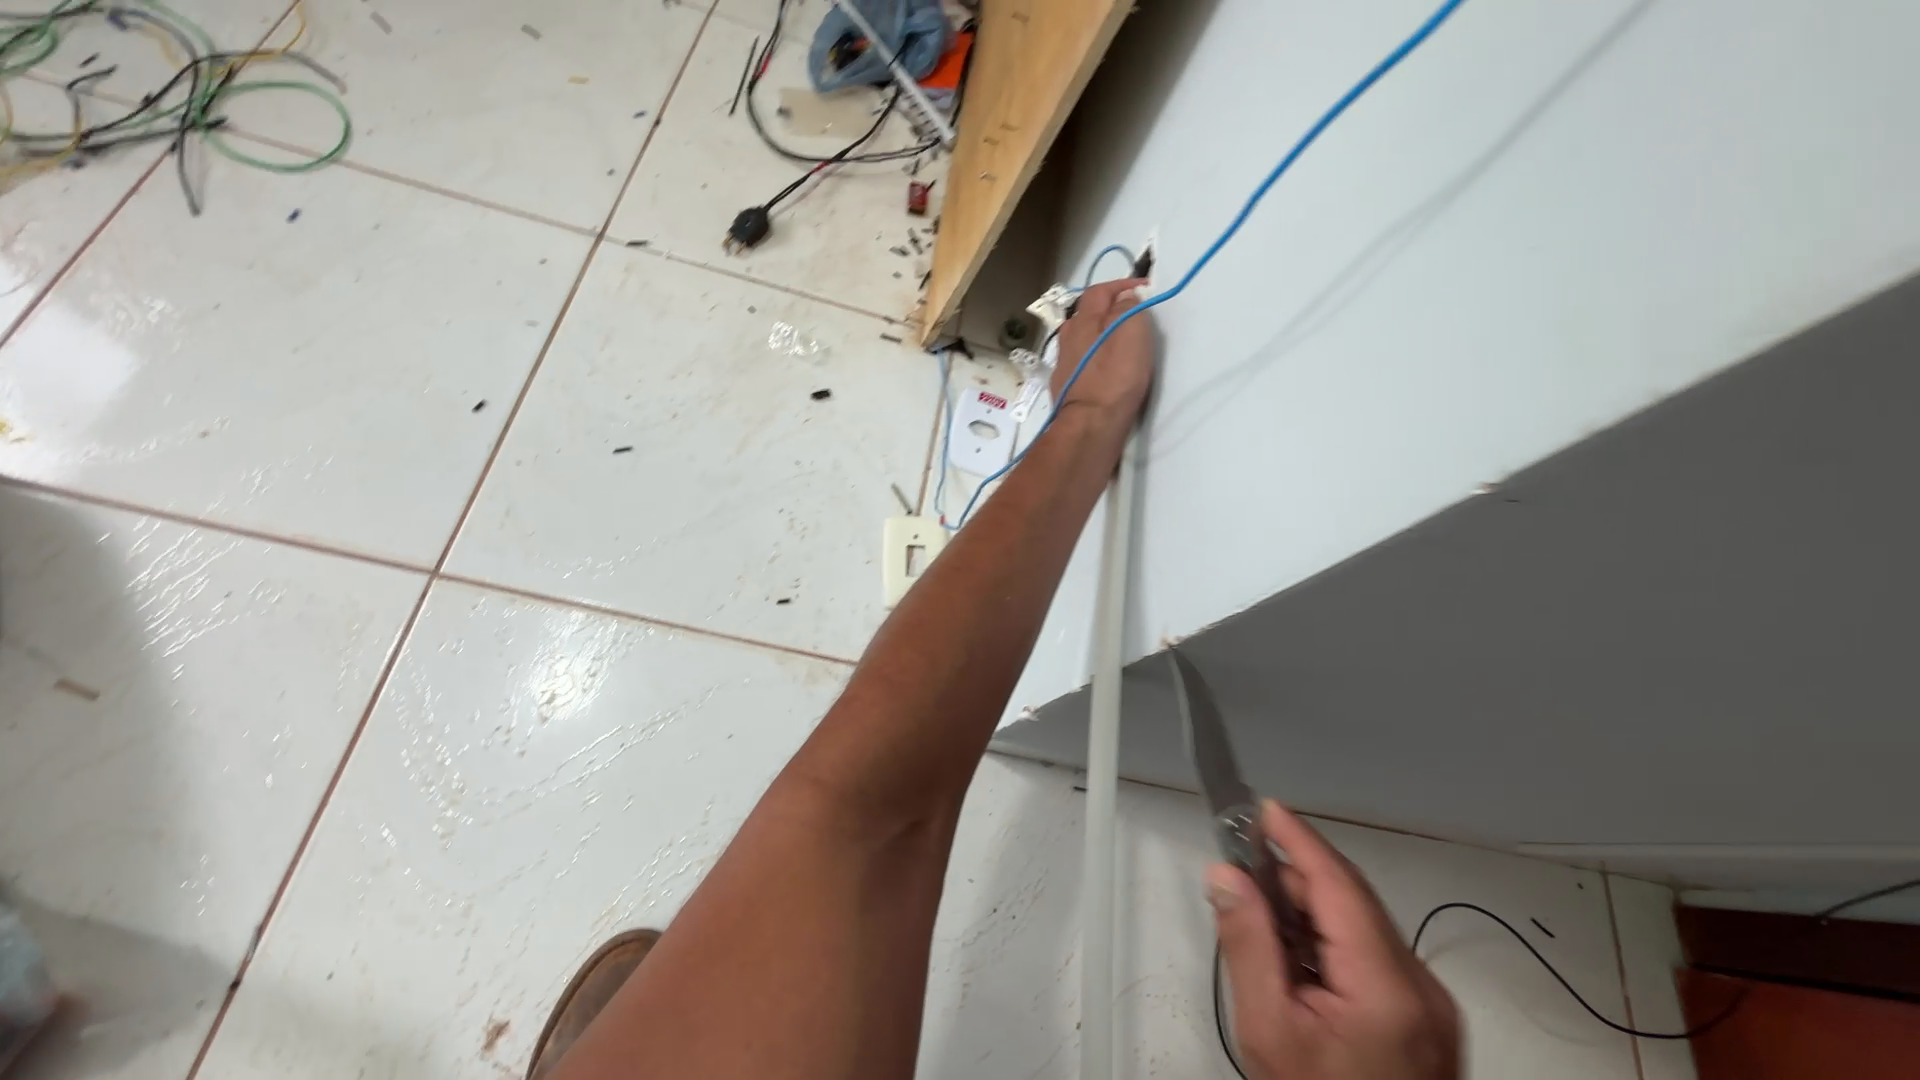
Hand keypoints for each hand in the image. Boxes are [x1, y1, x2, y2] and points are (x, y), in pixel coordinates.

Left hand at [1050, 278, 1153, 430]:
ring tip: (1123, 343)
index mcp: (1082, 321)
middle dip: (1110, 310)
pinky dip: (1097, 360)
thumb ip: (1127, 308)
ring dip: (1102, 336)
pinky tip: (1108, 371)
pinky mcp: (1067, 389)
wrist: (1090, 426)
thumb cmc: (1114, 378)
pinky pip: (1084, 364)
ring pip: (1083, 340)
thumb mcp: (1130, 332)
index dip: (1121, 285)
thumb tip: (1124, 297)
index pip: (1099, 291)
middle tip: (1135, 316)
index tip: (1145, 289)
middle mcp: (1068, 339)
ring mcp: (1064, 366)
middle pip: (1088, 315)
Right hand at [1208, 801, 1459, 1079]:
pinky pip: (1371, 955)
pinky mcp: (1425, 1015)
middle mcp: (1421, 985)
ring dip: (1308, 912)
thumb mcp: (1269, 1030)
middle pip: (1350, 902)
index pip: (1339, 885)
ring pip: (1359, 927)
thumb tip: (1226, 877)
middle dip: (1293, 880)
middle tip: (1238, 871)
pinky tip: (1294, 958)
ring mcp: (1430, 1002)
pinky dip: (1328, 942)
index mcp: (1387, 986)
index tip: (1264, 807)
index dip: (1299, 839)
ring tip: (1259, 921)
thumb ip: (1247, 946)